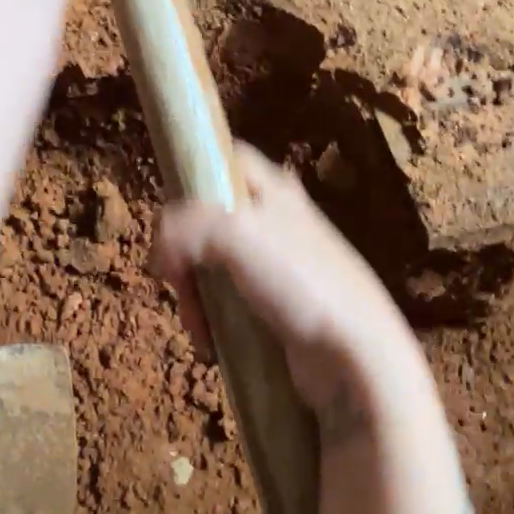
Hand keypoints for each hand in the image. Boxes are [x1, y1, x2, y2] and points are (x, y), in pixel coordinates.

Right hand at [149, 144, 426, 433]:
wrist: (355, 355)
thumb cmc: (299, 281)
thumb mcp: (235, 233)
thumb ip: (185, 225)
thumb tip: (158, 252)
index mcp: (274, 191)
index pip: (228, 158)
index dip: (196, 172)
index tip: (170, 205)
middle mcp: (276, 222)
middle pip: (210, 219)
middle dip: (184, 252)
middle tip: (177, 281)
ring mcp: (278, 269)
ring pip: (214, 267)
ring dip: (195, 295)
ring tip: (198, 325)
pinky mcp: (277, 310)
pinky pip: (229, 305)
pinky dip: (213, 321)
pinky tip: (213, 342)